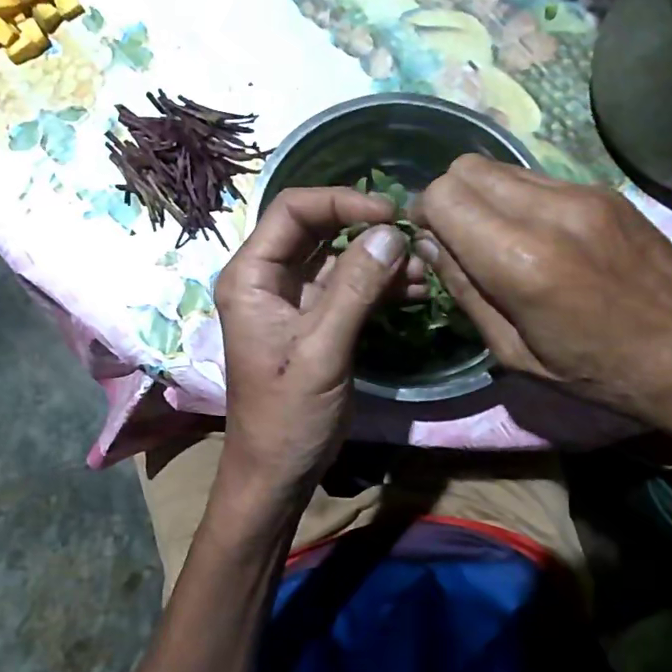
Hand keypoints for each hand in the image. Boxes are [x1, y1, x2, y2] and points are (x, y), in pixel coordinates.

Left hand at [216, 188, 411, 500]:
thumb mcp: (322, 349)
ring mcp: (291, 299)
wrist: (277, 471)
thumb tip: (391, 232)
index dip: (340, 200)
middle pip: (317, 228)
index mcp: (250, 276)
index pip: (291, 210)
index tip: (388, 212)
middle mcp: (267, 278)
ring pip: (337, 257)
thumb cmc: (287, 414)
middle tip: (411, 238)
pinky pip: (348, 287)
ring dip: (378, 258)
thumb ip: (354, 288)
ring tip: (421, 271)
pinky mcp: (315, 320)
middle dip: (364, 228)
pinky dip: (378, 285)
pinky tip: (414, 291)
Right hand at [411, 156, 671, 453]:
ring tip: (497, 239)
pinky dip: (517, 199)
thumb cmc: (598, 372)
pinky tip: (536, 237)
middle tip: (458, 238)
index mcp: (521, 260)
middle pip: (466, 168)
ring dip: (483, 197)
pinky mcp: (604, 192)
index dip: (425, 217)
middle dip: (449, 199)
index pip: (443, 196)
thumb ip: (464, 290)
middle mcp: (550, 212)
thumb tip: (430, 245)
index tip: (432, 244)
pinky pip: (536, 178)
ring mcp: (582, 194)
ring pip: (499, 167)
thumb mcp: (512, 352)